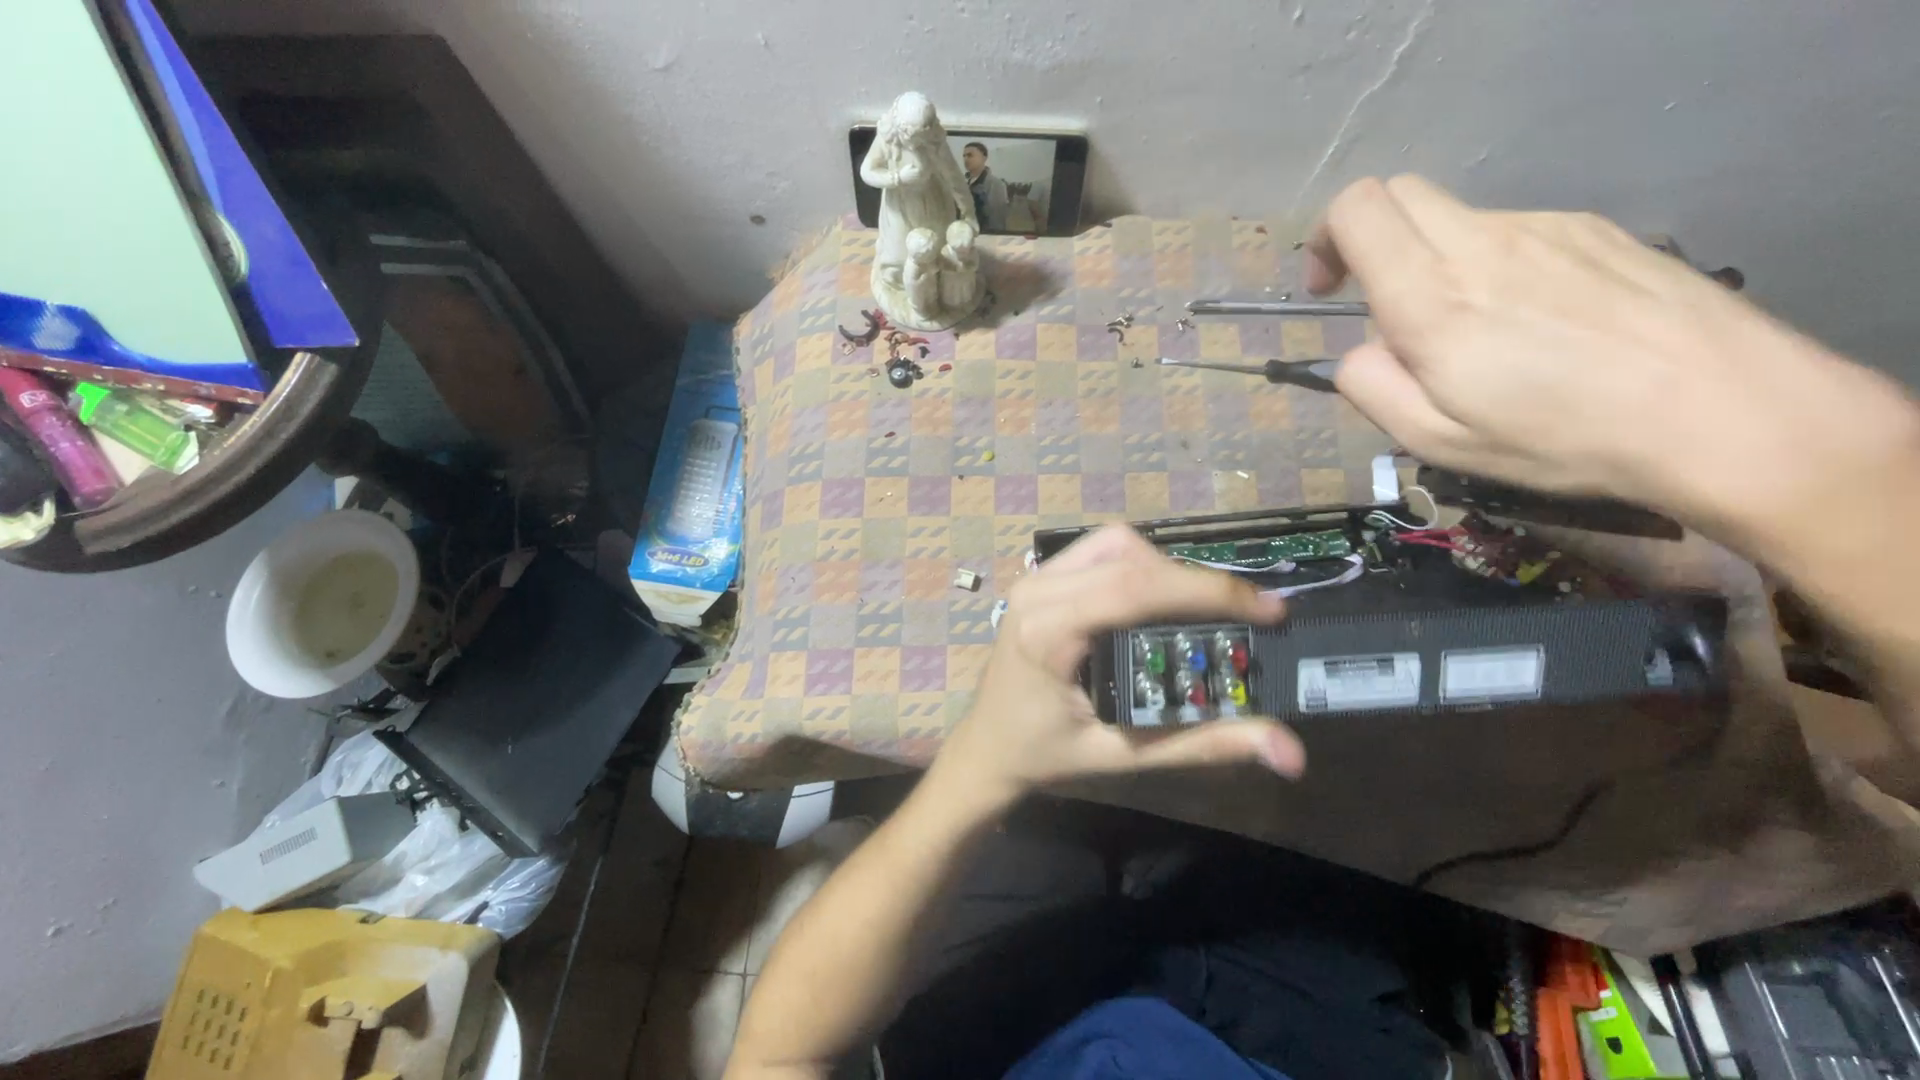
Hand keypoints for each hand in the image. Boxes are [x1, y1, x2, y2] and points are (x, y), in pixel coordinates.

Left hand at [932, 525, 1305, 804]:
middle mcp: (1036, 592)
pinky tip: (1163, 598)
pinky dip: (1140, 565)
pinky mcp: (1039, 580)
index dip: (1208, 590)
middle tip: (1246, 614)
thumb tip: (1289, 753)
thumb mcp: (1121, 756)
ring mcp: (1033, 580)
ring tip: (1206, 607)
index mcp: (1048, 632)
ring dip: (1168, 567)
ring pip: (1116, 544)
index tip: (1269, 609)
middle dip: (1197, 581)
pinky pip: (1099, 551)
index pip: (1136, 589)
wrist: (985, 748)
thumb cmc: (1043, 755)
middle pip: (1130, 558)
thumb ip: (1202, 745)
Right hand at [1306, 176, 1915, 530]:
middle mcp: (1481, 243)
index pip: (1357, 209)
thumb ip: (1373, 388)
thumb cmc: (1564, 438)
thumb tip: (1361, 352)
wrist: (1722, 409)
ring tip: (1480, 333)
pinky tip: (1540, 324)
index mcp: (1432, 296)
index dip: (1326, 238)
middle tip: (1382, 300)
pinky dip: (1498, 265)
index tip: (1330, 289)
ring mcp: (1545, 227)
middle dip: (1371, 238)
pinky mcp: (1595, 231)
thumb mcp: (1439, 440)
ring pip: (1460, 218)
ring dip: (1439, 260)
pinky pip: (1519, 232)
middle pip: (1401, 194)